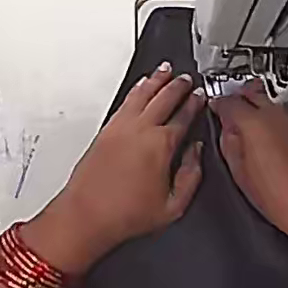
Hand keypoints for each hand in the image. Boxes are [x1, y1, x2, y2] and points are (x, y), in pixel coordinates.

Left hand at [23, 62, 204, 274]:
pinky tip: (141, 87)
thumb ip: (191, 175)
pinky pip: (126, 102)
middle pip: (164, 98)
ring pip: (143, 94)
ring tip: (166, 70)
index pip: (184, 116)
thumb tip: (196, 153)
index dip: (195, 103)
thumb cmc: (124, 214)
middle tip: (188, 79)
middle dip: (179, 85)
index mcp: (161, 145)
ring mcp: (121, 127)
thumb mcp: (173, 205)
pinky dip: (137, 90)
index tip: (200, 96)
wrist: (86, 216)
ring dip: (157, 80)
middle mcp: (141, 130)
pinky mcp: (106, 130)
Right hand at [211, 81, 287, 250]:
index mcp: (255, 123)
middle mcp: (277, 116)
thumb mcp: (240, 174)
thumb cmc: (284, 200)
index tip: (213, 108)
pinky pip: (282, 117)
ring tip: (246, 131)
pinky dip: (270, 122)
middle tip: (227, 111)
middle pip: (251, 93)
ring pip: (268, 103)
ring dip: (255, 110)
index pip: (229, 101)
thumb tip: (226, 132)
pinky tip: (265, 141)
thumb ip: (229, 145)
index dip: (218, 104)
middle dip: (237, 99)